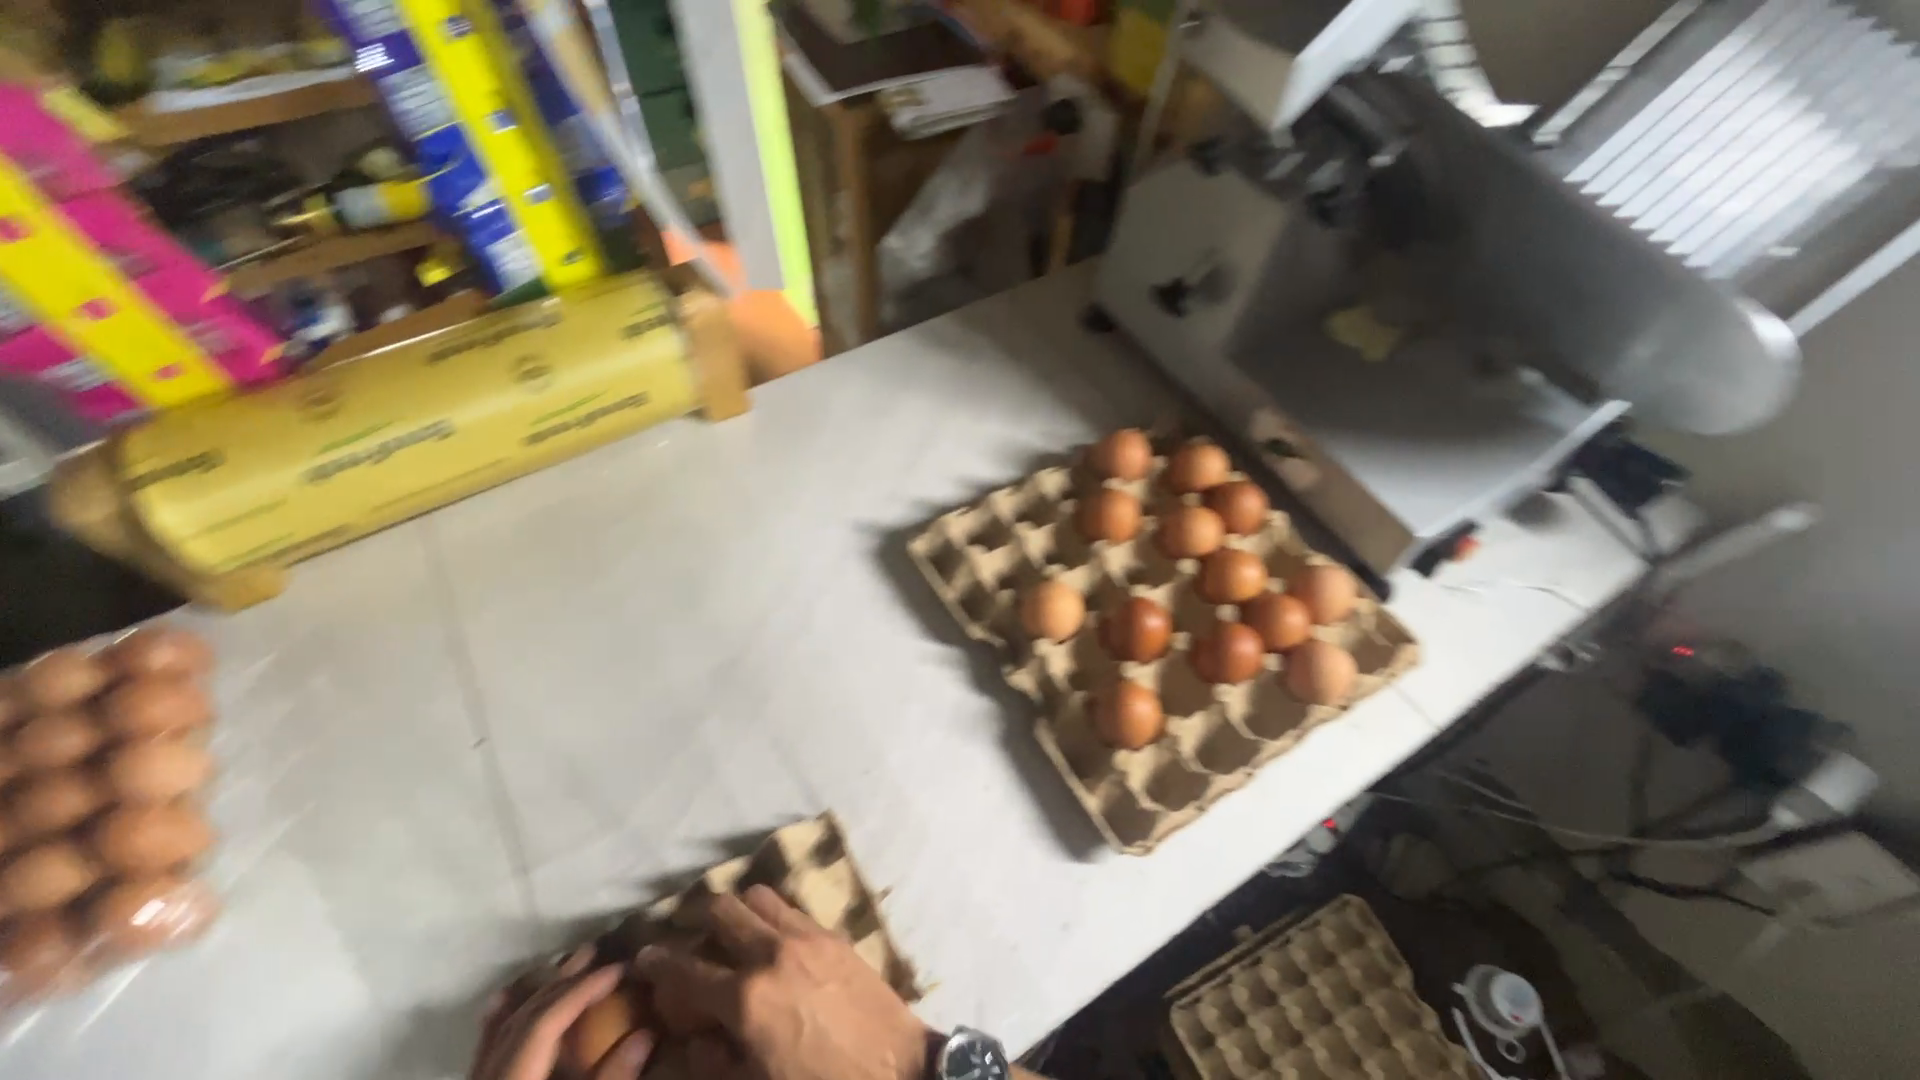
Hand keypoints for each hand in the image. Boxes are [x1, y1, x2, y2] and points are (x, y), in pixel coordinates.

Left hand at [472, 947, 657, 1079]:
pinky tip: (503, 996)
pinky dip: (499, 1016)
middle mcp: (492, 1071)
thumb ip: (610, 1079)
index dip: (583, 990)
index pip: (548, 1020)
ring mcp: (480, 1077)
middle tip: (595, 951)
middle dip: (563, 982)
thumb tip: (646, 1034)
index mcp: (516, 1075)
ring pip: (506, 1025)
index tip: (618, 968)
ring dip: (538, 992)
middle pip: (526, 1016)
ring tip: (562, 964)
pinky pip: (484, 1044)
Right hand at [635, 885, 932, 1079]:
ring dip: (738, 908)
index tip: (644, 956)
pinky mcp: (833, 933)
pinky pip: (791, 907)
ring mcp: (805, 936)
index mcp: (745, 998)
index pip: (685, 970)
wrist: (895, 1068)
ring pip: (757, 896)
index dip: (657, 962)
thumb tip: (694, 1034)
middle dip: (696, 919)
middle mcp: (771, 953)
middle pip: (721, 909)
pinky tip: (772, 936)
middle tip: (690, 937)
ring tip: (732, 930)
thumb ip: (714, 1059)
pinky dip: (772, 914)